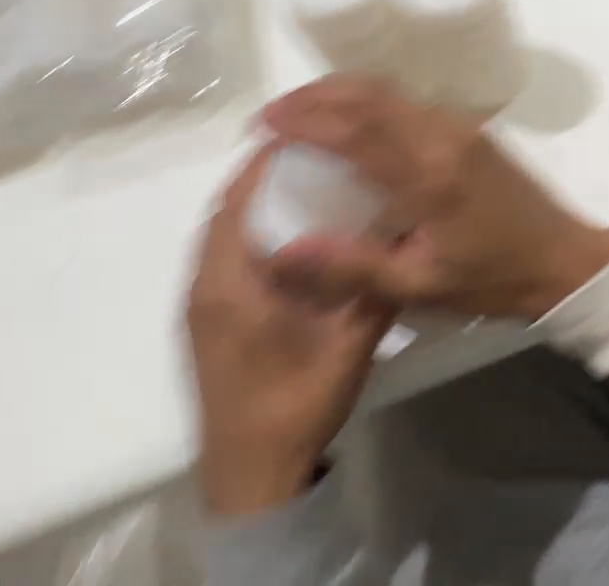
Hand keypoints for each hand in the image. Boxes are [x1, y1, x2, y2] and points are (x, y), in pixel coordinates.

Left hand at [187, 144, 396, 517]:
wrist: (253, 475)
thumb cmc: (296, 403)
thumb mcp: (351, 343)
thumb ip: (377, 287)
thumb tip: (407, 232)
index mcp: (230, 286)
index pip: (235, 203)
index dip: (264, 164)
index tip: (304, 133)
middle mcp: (205, 289)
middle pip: (225, 214)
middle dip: (266, 179)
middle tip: (320, 156)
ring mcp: (202, 310)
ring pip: (224, 238)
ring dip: (260, 207)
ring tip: (314, 187)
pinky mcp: (210, 326)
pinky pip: (227, 261)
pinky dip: (256, 236)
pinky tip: (300, 242)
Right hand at [259, 75, 608, 320]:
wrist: (567, 259)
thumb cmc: (495, 279)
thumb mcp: (421, 287)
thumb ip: (353, 266)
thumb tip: (284, 248)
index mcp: (430, 176)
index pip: (355, 130)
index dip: (304, 121)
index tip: (261, 125)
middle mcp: (446, 137)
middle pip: (372, 95)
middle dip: (316, 95)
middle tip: (273, 115)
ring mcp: (464, 129)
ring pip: (394, 93)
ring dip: (345, 93)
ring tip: (303, 113)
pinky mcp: (475, 132)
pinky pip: (413, 104)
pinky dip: (374, 103)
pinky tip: (354, 125)